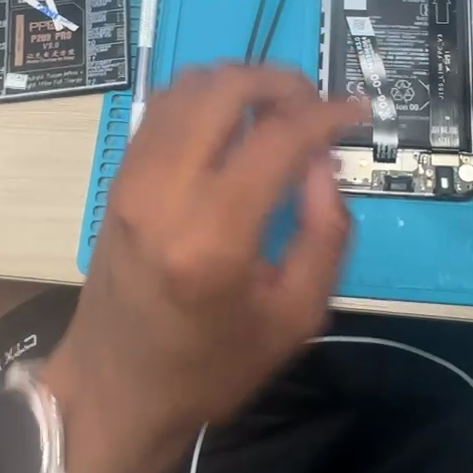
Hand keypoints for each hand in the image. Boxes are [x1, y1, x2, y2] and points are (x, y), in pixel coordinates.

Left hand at [39, 66, 361, 472]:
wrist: (115, 390)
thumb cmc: (211, 366)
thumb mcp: (294, 318)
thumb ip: (325, 233)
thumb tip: (323, 163)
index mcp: (214, 236)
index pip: (278, 138)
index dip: (327, 115)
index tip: (357, 111)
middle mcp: (165, 191)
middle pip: (226, 88)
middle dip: (282, 82)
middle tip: (315, 108)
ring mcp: (133, 178)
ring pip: (190, 86)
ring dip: (242, 83)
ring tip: (278, 113)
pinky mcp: (119, 177)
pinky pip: (164, 107)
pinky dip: (207, 98)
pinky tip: (234, 125)